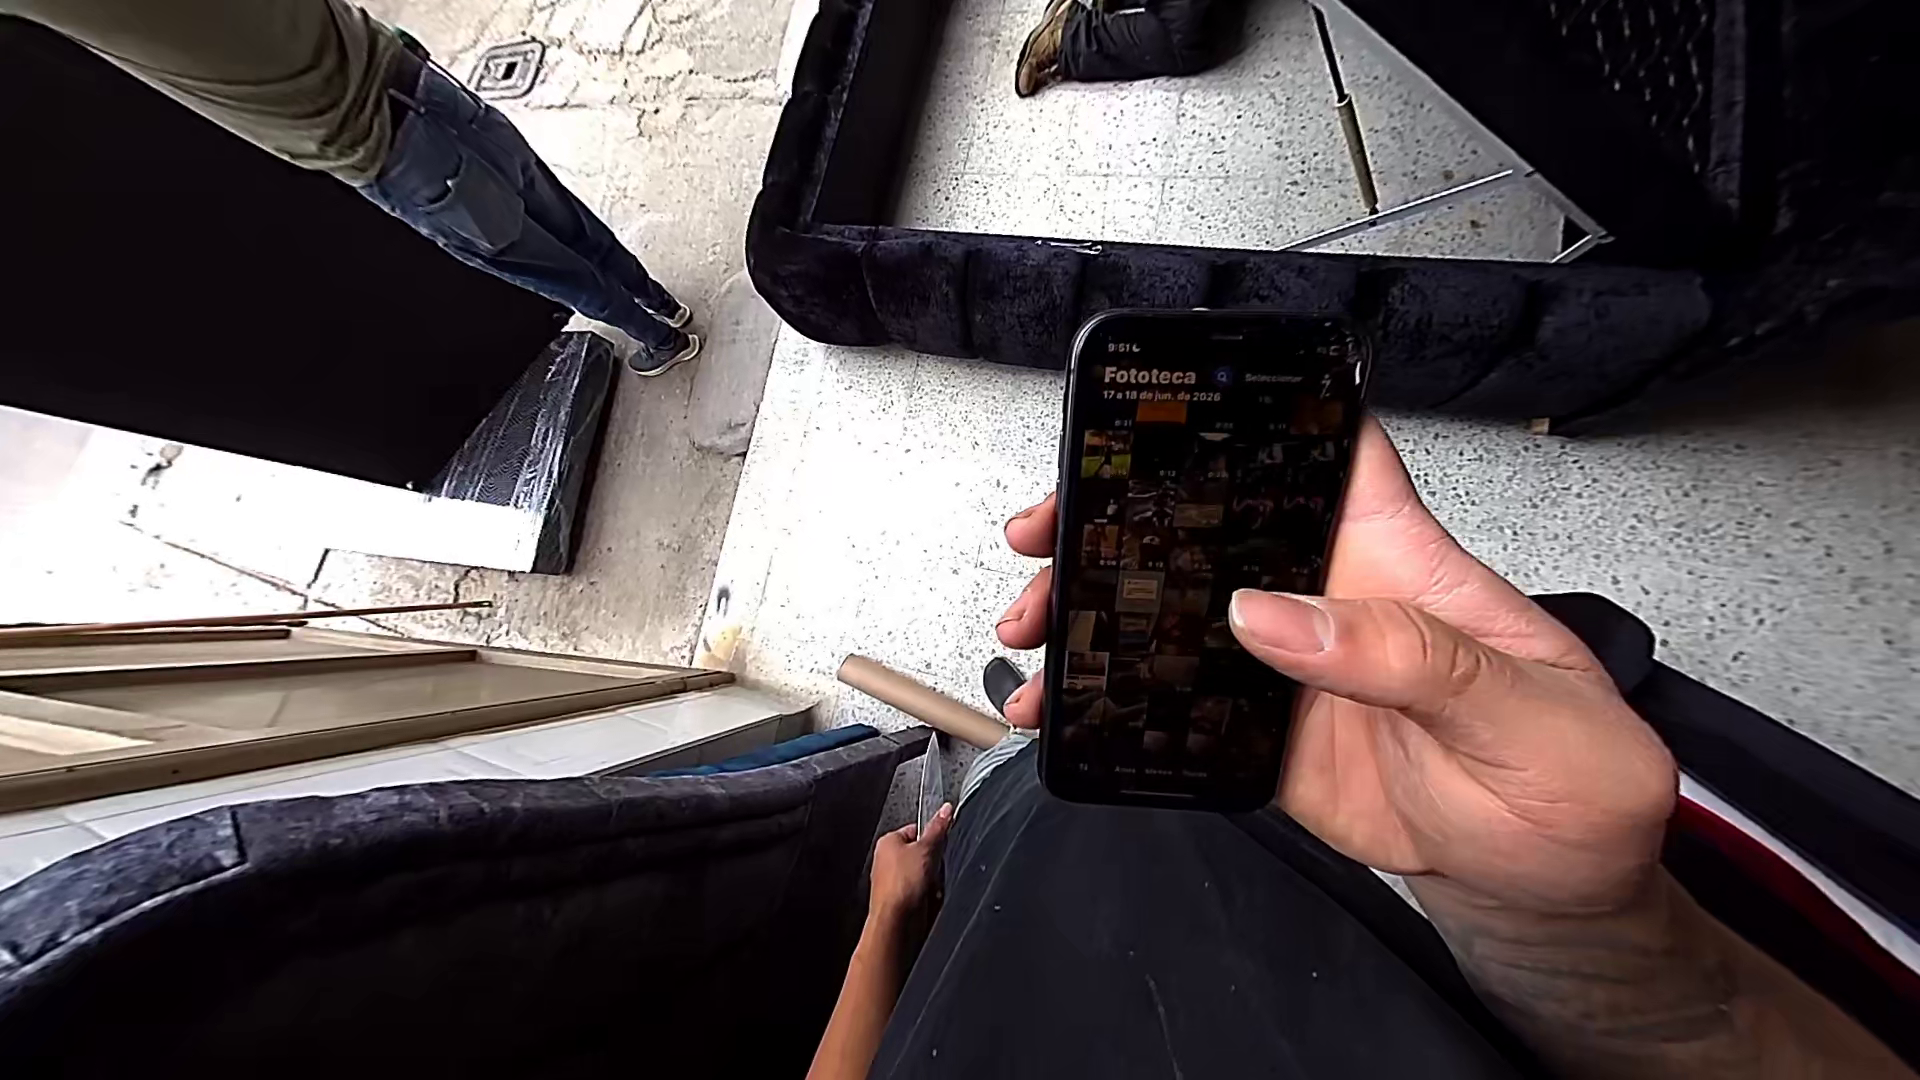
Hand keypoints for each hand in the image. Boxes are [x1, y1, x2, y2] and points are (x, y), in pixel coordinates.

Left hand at [869, 802, 952, 919]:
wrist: (895, 924)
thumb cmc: (901, 885)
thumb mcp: (925, 849)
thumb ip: (937, 828)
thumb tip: (945, 810)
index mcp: (888, 842)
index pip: (916, 829)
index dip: (930, 836)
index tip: (940, 842)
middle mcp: (887, 860)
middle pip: (920, 852)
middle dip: (932, 861)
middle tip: (933, 867)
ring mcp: (893, 881)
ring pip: (923, 873)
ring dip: (931, 879)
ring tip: (930, 885)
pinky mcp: (900, 899)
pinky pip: (921, 890)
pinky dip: (928, 894)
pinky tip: (928, 897)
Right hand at [995, 418, 1677, 916]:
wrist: (1526, 877)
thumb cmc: (1561, 782)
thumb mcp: (1528, 715)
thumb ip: (1408, 656)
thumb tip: (1268, 614)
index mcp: (1387, 557)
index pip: (1319, 453)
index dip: (1251, 416)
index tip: (1164, 413)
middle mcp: (1310, 591)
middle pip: (1197, 525)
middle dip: (1112, 517)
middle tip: (1049, 530)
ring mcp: (1265, 652)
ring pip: (1159, 604)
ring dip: (1088, 606)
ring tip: (1034, 621)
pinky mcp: (1237, 712)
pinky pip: (1156, 688)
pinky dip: (1104, 692)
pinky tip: (1062, 699)